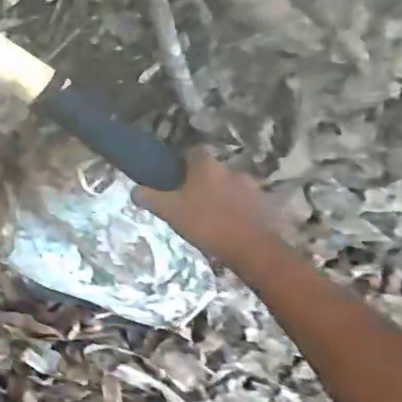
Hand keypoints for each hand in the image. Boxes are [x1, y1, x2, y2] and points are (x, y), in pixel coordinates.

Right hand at [133, 147, 281, 264]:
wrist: (254, 251)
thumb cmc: (206, 223)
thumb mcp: (168, 211)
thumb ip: (149, 197)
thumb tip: (134, 190)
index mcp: (207, 167)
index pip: (194, 150)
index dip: (184, 160)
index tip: (175, 173)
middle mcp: (232, 171)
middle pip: (214, 169)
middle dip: (204, 180)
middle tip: (192, 196)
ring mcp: (253, 189)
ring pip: (233, 186)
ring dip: (224, 194)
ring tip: (214, 212)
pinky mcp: (268, 208)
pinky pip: (249, 203)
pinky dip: (241, 209)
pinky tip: (233, 224)